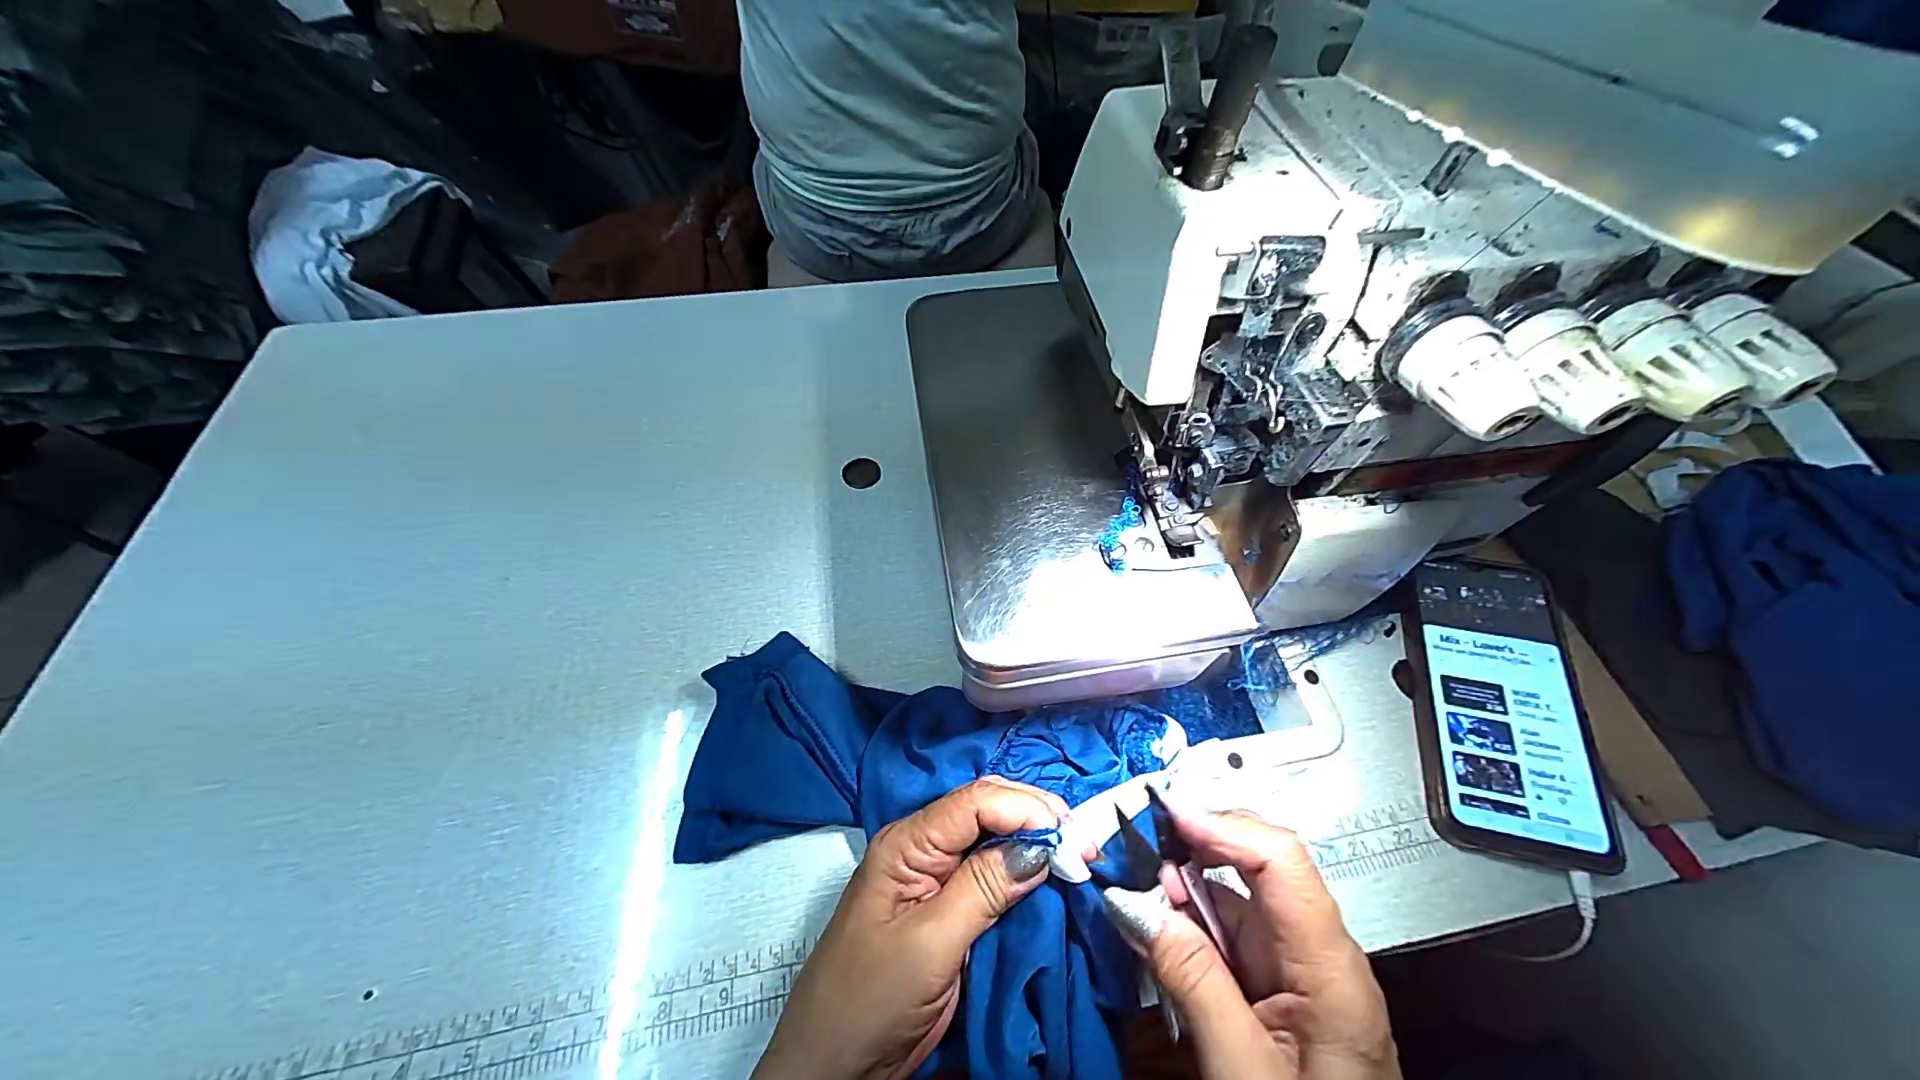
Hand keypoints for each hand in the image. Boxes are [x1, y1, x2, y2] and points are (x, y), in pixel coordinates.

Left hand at [753, 777, 1066, 1079]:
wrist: (834, 1065)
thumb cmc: (869, 1000)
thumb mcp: (930, 943)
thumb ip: (983, 888)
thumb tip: (1039, 848)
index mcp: (907, 843)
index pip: (974, 802)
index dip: (1025, 809)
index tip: (1071, 835)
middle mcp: (921, 847)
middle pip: (985, 810)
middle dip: (1035, 818)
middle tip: (1083, 842)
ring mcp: (934, 875)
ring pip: (992, 838)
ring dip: (1034, 840)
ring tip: (1076, 853)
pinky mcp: (947, 905)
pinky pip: (990, 872)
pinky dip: (1023, 868)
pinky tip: (1048, 873)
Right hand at [1102, 804, 1399, 1079]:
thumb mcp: (1244, 1071)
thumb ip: (1192, 982)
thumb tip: (1134, 905)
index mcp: (1330, 968)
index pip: (1282, 862)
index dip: (1222, 826)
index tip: (1165, 814)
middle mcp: (1316, 950)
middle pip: (1255, 866)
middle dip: (1191, 849)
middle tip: (1133, 853)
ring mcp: (1294, 963)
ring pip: (1231, 895)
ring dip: (1179, 888)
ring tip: (1133, 896)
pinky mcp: (1274, 979)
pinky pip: (1224, 929)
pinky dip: (1184, 921)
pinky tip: (1155, 930)